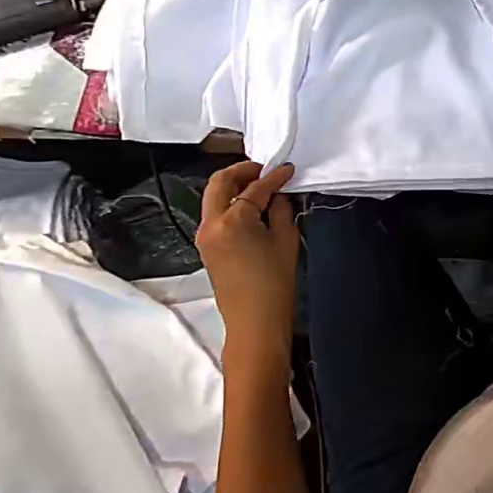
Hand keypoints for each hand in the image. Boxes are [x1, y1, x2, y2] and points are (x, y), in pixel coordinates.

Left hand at [198, 161, 299, 375]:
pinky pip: (214, 214)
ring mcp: (204, 236)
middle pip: (220, 182)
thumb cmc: (275, 284)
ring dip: (233, 186)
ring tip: (259, 186)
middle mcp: (212, 223)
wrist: (254, 323)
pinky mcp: (206, 247)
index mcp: (233, 219)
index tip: (288, 169)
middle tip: (265, 171)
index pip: (256, 187)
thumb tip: (279, 194)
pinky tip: (250, 207)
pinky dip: (229, 202)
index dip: (275, 176)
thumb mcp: (286, 241)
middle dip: (243, 170)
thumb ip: (282, 210)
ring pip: (213, 196)